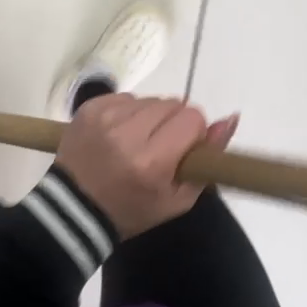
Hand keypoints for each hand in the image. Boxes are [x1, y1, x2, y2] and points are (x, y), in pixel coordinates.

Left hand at [55, 94, 239, 239]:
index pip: (191, 119)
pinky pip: (126, 97)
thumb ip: (208, 160)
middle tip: (161, 146)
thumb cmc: (132, 209)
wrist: (75, 209)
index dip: (194, 132)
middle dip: (173, 122)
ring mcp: (105, 117)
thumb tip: (231, 118)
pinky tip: (120, 134)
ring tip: (138, 141)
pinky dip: (129, 112)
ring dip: (150, 117)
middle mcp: (127, 133)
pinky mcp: (89, 107)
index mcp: (152, 161)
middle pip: (172, 104)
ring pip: (149, 99)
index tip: (184, 149)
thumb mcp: (177, 199)